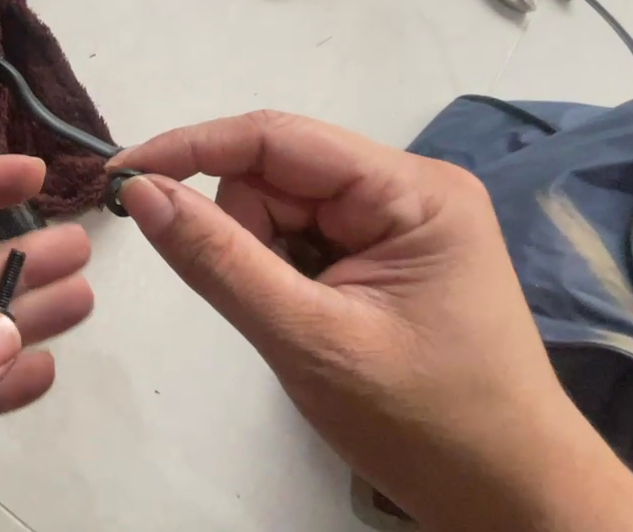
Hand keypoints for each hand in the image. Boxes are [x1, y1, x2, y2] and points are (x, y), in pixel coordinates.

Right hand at [110, 112, 632, 531]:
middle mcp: (402, 186)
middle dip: (241, 230)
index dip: (189, 149)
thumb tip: (137, 190)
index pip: (273, 138)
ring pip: (271, 204)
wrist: (512, 509)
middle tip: (262, 301)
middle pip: (270, 173)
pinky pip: (290, 232)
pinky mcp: (378, 247)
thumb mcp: (308, 340)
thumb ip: (217, 259)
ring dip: (256, 254)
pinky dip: (273, 268)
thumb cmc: (427, 427)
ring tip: (296, 318)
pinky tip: (306, 312)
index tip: (120, 176)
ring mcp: (392, 216)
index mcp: (409, 191)